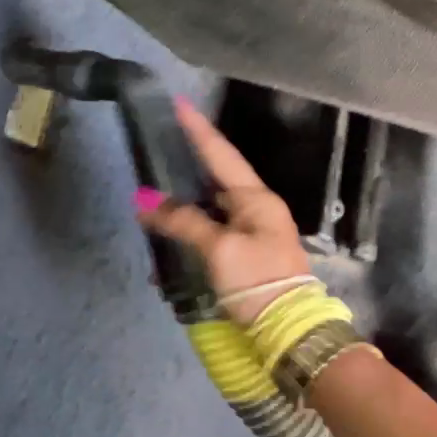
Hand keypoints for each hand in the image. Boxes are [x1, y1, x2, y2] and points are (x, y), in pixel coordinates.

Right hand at [136, 100, 312, 323]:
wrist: (291, 333)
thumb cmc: (258, 281)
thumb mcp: (218, 248)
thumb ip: (182, 221)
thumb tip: (146, 203)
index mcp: (257, 199)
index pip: (221, 154)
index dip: (198, 129)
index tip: (179, 103)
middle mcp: (257, 209)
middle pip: (216, 176)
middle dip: (188, 161)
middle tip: (162, 141)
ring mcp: (252, 232)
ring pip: (211, 203)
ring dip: (184, 197)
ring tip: (156, 185)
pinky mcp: (244, 253)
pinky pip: (210, 226)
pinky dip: (188, 222)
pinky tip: (168, 226)